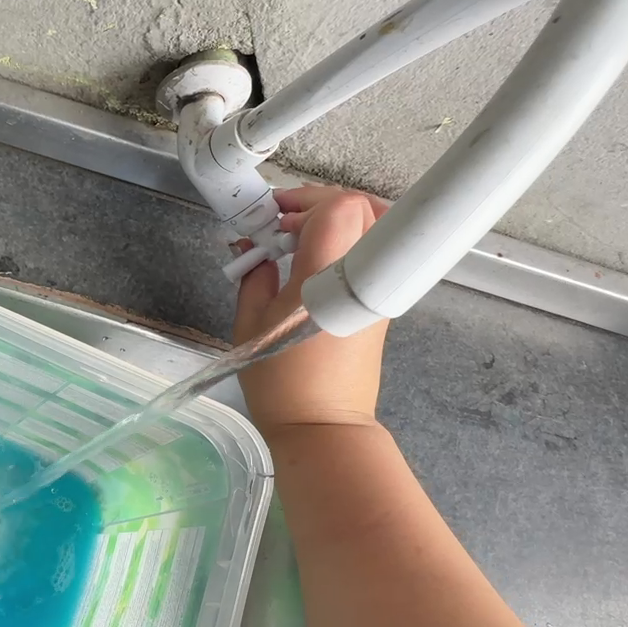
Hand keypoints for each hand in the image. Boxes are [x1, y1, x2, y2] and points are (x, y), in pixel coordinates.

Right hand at [235, 186, 389, 438]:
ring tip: (294, 241)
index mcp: (325, 278)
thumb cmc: (278, 380)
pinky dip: (342, 245)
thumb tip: (256, 249)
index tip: (273, 217)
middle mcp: (361, 277)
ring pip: (372, 228)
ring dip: (334, 222)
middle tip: (282, 223)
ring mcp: (375, 290)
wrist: (321, 426)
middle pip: (362, 208)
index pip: (338, 208)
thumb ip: (254, 276)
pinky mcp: (378, 305)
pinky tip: (308, 263)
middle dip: (320, 204)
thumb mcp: (249, 325)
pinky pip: (368, 256)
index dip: (304, 201)